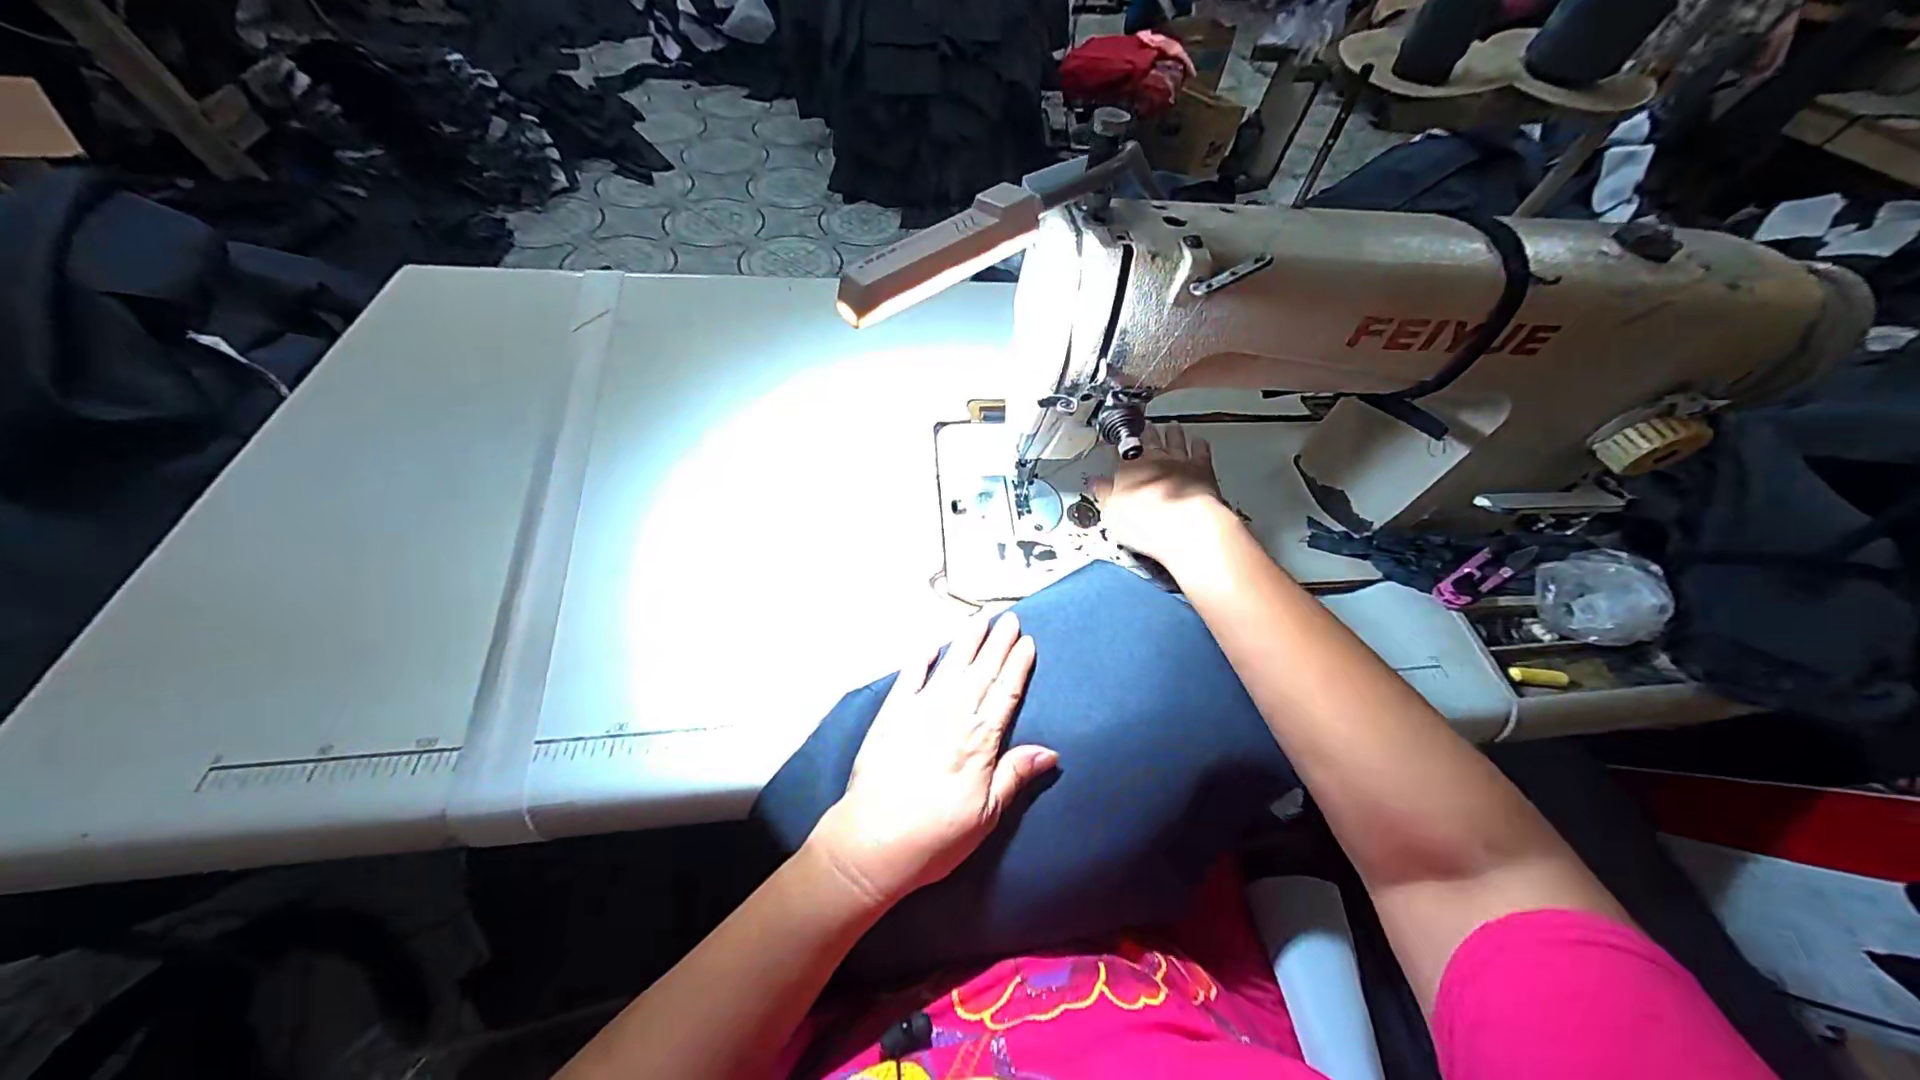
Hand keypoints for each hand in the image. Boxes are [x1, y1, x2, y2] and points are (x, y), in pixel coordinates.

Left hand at [807, 614, 1058, 907]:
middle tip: (1009, 618)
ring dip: (966, 642)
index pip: (1005, 692)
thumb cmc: (936, 836)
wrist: (874, 841)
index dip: (1018, 665)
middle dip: (997, 643)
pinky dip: (920, 661)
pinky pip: (909, 679)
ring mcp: (919, 712)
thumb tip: (1050, 752)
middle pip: (981, 672)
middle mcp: (952, 717)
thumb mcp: (987, 814)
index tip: (1026, 641)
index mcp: (980, 741)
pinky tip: (931, 646)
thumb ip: (1015, 775)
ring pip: (950, 667)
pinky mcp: (891, 716)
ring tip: (979, 619)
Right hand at [1094, 422, 1233, 565]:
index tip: (1118, 443)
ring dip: (1172, 432)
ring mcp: (1179, 461)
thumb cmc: (1147, 521)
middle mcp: (1154, 458)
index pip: (1121, 452)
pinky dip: (1199, 444)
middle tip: (1145, 426)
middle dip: (1146, 433)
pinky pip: (1200, 450)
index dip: (1119, 446)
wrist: (1184, 523)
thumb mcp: (1112, 512)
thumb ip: (1105, 493)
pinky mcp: (1202, 468)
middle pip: (1149, 440)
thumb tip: (1096, 484)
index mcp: (1128, 467)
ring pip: (1174, 440)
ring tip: (1170, 426)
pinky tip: (1199, 440)